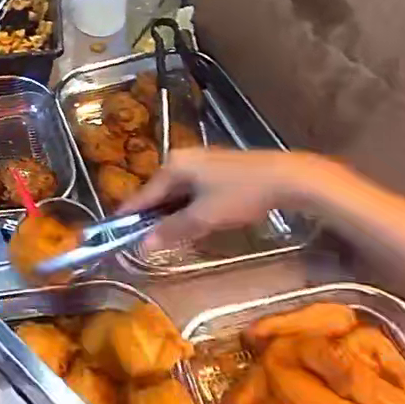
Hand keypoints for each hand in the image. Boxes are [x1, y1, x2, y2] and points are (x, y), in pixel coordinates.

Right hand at [120, 149, 347, 247]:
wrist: (288, 177)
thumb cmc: (241, 194)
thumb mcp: (204, 217)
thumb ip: (172, 229)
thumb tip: (143, 244)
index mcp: (172, 166)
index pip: (142, 195)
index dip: (130, 215)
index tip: (115, 232)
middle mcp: (181, 159)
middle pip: (158, 192)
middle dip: (153, 216)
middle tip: (146, 239)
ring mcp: (200, 161)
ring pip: (176, 192)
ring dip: (172, 212)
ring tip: (169, 234)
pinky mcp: (216, 167)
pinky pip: (192, 189)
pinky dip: (188, 205)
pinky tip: (194, 220)